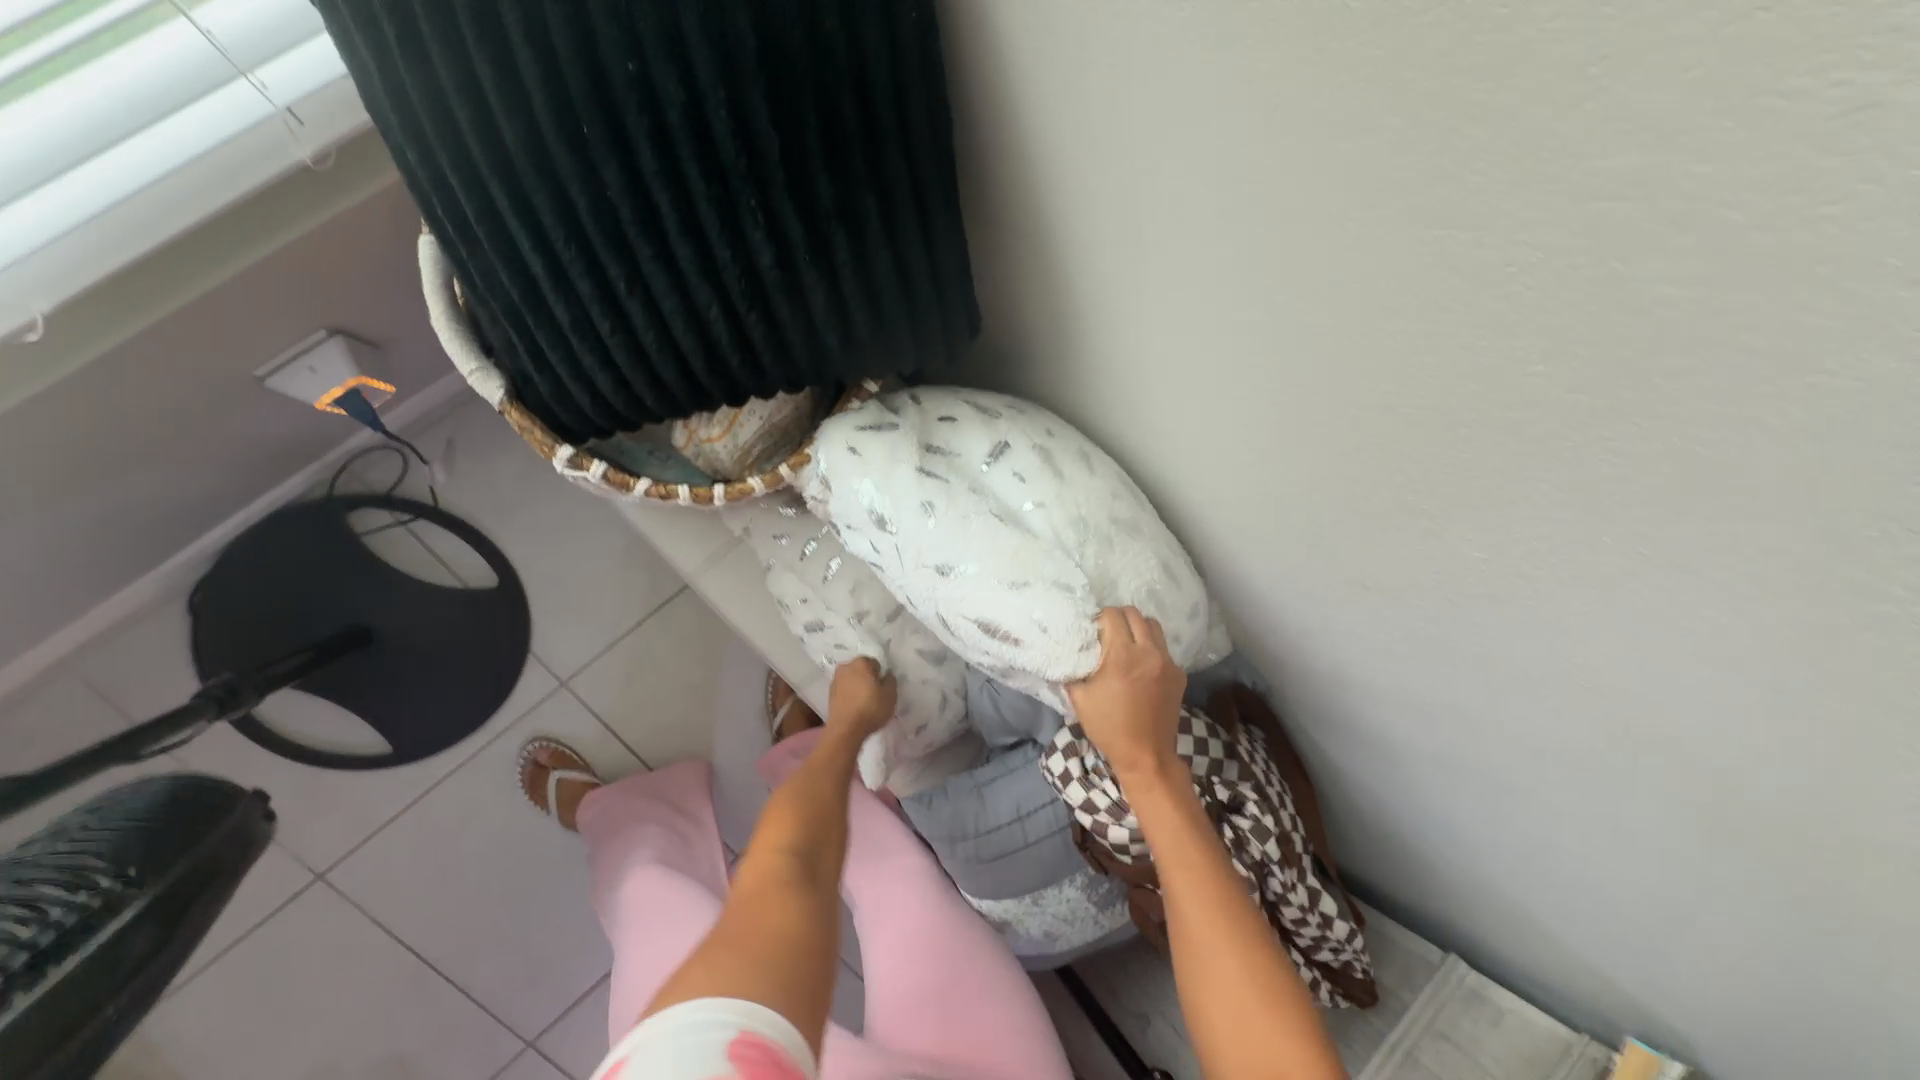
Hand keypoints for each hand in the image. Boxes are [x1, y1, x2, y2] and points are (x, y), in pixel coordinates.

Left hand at [827, 657, 896, 741]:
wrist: (845, 729)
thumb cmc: (871, 708)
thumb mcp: (891, 695)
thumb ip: (891, 680)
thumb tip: (887, 674)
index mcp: (860, 662)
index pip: (875, 663)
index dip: (880, 676)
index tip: (883, 688)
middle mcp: (845, 667)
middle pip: (861, 670)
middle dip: (868, 679)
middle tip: (875, 695)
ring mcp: (835, 680)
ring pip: (852, 680)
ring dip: (858, 687)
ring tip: (864, 703)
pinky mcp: (829, 694)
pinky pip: (844, 690)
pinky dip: (850, 695)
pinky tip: (855, 708)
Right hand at [1067, 607, 1186, 782]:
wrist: (1146, 755)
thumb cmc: (1108, 727)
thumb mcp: (1079, 698)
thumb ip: (1074, 670)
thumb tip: (1070, 655)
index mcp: (1122, 655)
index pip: (1112, 615)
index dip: (1100, 618)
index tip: (1094, 631)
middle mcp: (1148, 652)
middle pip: (1135, 614)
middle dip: (1119, 618)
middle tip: (1109, 633)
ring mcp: (1168, 662)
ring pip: (1154, 627)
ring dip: (1139, 629)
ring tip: (1127, 645)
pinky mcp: (1179, 675)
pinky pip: (1164, 649)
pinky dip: (1152, 649)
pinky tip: (1142, 667)